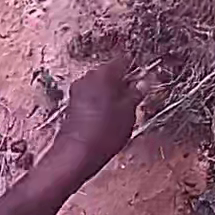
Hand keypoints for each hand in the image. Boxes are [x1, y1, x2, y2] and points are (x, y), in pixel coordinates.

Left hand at [42, 58, 143, 183]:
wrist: (78, 153)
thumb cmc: (103, 132)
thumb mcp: (129, 111)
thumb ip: (136, 94)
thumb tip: (142, 84)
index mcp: (104, 73)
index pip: (122, 61)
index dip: (134, 68)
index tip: (142, 76)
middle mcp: (87, 78)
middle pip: (109, 73)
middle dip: (121, 82)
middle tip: (135, 95)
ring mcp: (77, 92)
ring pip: (98, 86)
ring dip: (110, 94)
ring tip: (123, 111)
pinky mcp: (71, 106)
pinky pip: (89, 98)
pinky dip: (99, 104)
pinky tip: (108, 118)